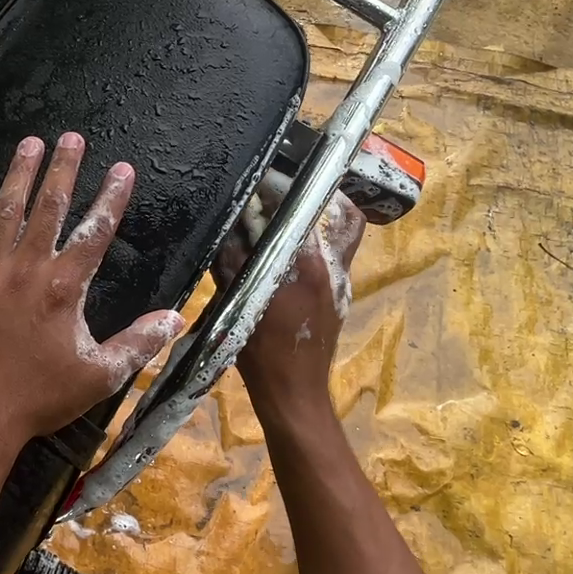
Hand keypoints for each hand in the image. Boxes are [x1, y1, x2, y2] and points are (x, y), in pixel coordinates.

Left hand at [0, 133, 185, 459]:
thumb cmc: (36, 398)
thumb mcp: (98, 377)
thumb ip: (138, 344)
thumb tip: (176, 317)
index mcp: (64, 287)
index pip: (95, 231)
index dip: (111, 198)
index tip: (121, 168)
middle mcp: (27, 267)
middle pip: (49, 207)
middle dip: (63, 169)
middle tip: (71, 138)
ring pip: (5, 210)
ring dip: (19, 174)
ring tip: (29, 143)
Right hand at [211, 173, 364, 421]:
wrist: (294, 396)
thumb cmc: (261, 353)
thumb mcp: (238, 302)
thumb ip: (234, 262)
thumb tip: (230, 228)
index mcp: (310, 266)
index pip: (311, 208)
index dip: (290, 187)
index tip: (267, 177)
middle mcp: (333, 269)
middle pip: (342, 216)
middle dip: (316, 195)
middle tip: (283, 188)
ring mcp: (339, 285)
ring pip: (338, 236)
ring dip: (313, 219)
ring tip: (278, 214)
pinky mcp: (335, 299)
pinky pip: (328, 258)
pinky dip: (309, 245)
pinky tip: (279, 251)